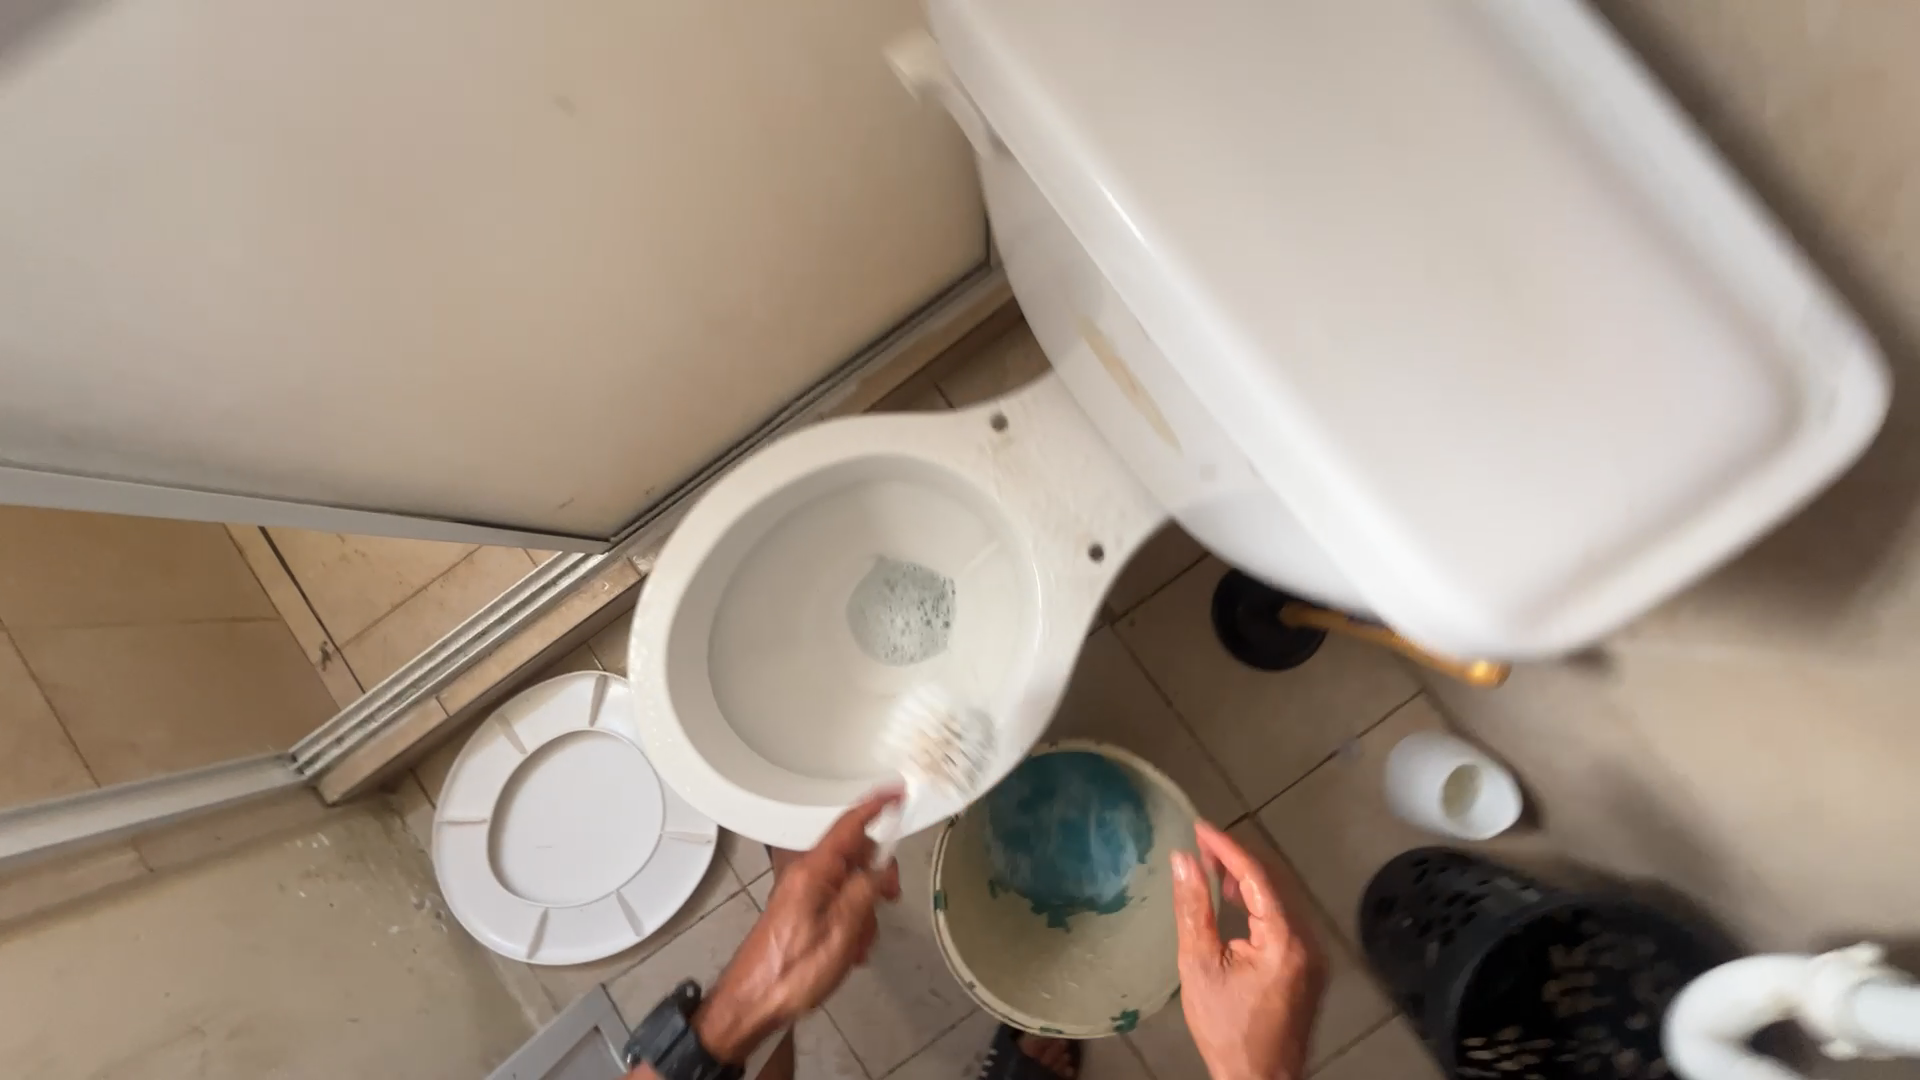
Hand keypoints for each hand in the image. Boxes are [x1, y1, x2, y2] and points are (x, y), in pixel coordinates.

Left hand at [693, 790, 903, 1062]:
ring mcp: (804, 891)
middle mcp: (808, 873)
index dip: (876, 805)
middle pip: (855, 854)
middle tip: (889, 900)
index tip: (898, 792)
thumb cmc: (792, 971)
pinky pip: (837, 902)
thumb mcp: (840, 931)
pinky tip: (849, 949)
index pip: (850, 824)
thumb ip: (865, 892)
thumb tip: (883, 867)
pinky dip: (851, 921)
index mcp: (815, 869)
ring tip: (859, 943)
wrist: (750, 1006)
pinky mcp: (802, 910)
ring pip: (850, 882)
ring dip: (864, 909)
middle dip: (877, 876)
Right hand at [1170, 822, 1326, 1079]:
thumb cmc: (1225, 1027)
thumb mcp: (1199, 964)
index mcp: (1284, 940)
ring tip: (1211, 866)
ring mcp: (1313, 955)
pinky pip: (1283, 916)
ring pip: (1280, 897)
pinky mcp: (1308, 965)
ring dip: (1246, 877)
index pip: (1256, 877)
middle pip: (1273, 882)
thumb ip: (1193, 907)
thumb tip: (1183, 858)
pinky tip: (1234, 900)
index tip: (1199, 828)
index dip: (1227, 847)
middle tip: (1201, 842)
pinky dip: (1258, 900)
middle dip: (1236, 858)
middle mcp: (1307, 941)